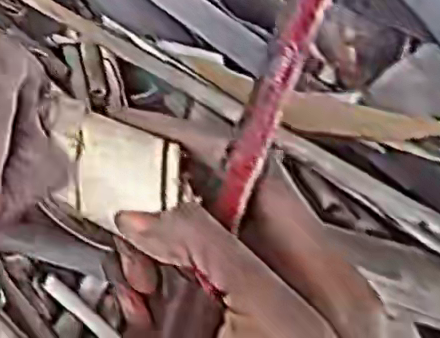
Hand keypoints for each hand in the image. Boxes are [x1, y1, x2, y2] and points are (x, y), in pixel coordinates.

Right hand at [110, 111, 383, 337]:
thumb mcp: (277, 320)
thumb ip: (213, 249)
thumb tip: (144, 205)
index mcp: (315, 265)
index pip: (239, 163)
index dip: (179, 133)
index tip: (124, 122)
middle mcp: (275, 272)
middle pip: (187, 195)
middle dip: (143, 206)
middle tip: (126, 226)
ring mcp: (235, 294)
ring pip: (159, 233)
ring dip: (132, 253)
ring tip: (139, 287)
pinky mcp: (201, 312)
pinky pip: (149, 272)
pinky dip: (131, 283)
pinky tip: (139, 307)